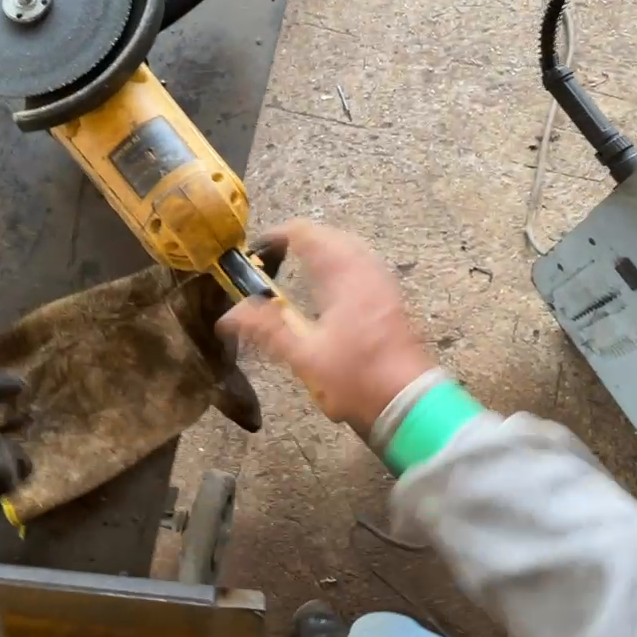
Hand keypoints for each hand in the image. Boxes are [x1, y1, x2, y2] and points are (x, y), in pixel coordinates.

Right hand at [218, 220, 434, 429]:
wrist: (409, 401)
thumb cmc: (356, 377)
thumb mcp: (303, 356)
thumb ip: (266, 330)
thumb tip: (228, 317)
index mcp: (342, 277)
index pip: (308, 234)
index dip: (279, 235)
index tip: (259, 249)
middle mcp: (365, 271)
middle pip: (331, 236)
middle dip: (302, 238)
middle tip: (277, 253)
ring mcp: (383, 282)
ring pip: (350, 248)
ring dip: (324, 248)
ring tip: (301, 262)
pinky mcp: (391, 297)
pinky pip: (363, 262)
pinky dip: (342, 261)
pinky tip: (333, 282)